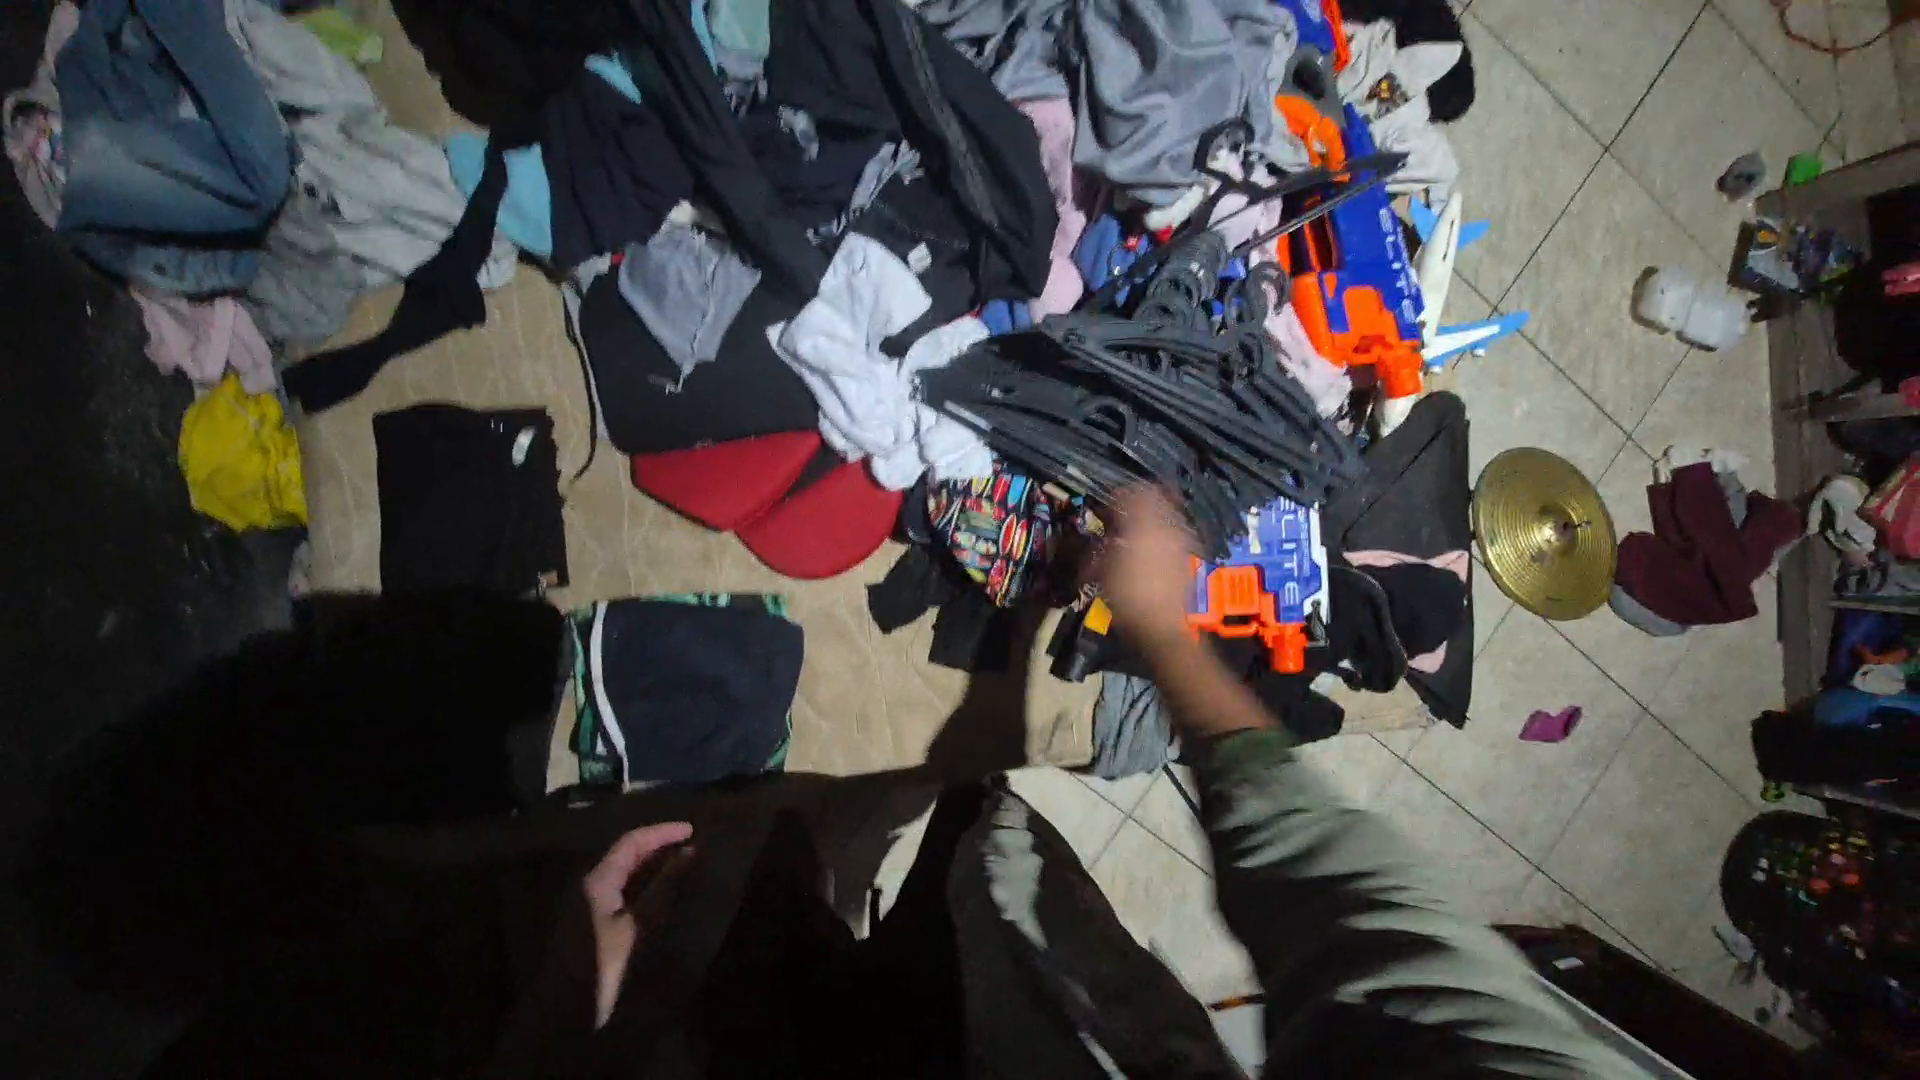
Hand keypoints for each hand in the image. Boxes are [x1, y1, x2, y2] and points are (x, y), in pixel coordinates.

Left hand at [582, 822, 692, 1028]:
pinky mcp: (595, 924)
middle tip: (690, 844)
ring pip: (624, 872)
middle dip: (658, 845)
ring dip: (652, 864)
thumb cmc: (603, 962)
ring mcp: (591, 905)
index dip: (662, 832)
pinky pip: (623, 889)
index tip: (691, 830)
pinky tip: (662, 889)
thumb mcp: (637, 923)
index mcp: (598, 880)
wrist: (567, 1014)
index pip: (632, 842)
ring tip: (681, 861)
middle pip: (626, 854)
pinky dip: (645, 882)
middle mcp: (591, 886)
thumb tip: (687, 853)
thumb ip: (662, 886)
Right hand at [1101, 486, 1198, 649]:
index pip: (1136, 492)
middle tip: (1123, 513)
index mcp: (1146, 525)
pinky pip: (1174, 534)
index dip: (1120, 493)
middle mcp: (1168, 527)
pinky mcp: (1188, 557)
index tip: (1109, 502)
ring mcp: (1182, 541)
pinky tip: (1150, 550)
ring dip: (1152, 518)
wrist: (1163, 628)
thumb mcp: (1104, 570)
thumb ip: (1104, 545)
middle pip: (1157, 498)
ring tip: (1136, 531)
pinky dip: (1161, 535)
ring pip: (1167, 516)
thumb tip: (1103, 534)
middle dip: (1139, 502)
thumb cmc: (1129, 598)